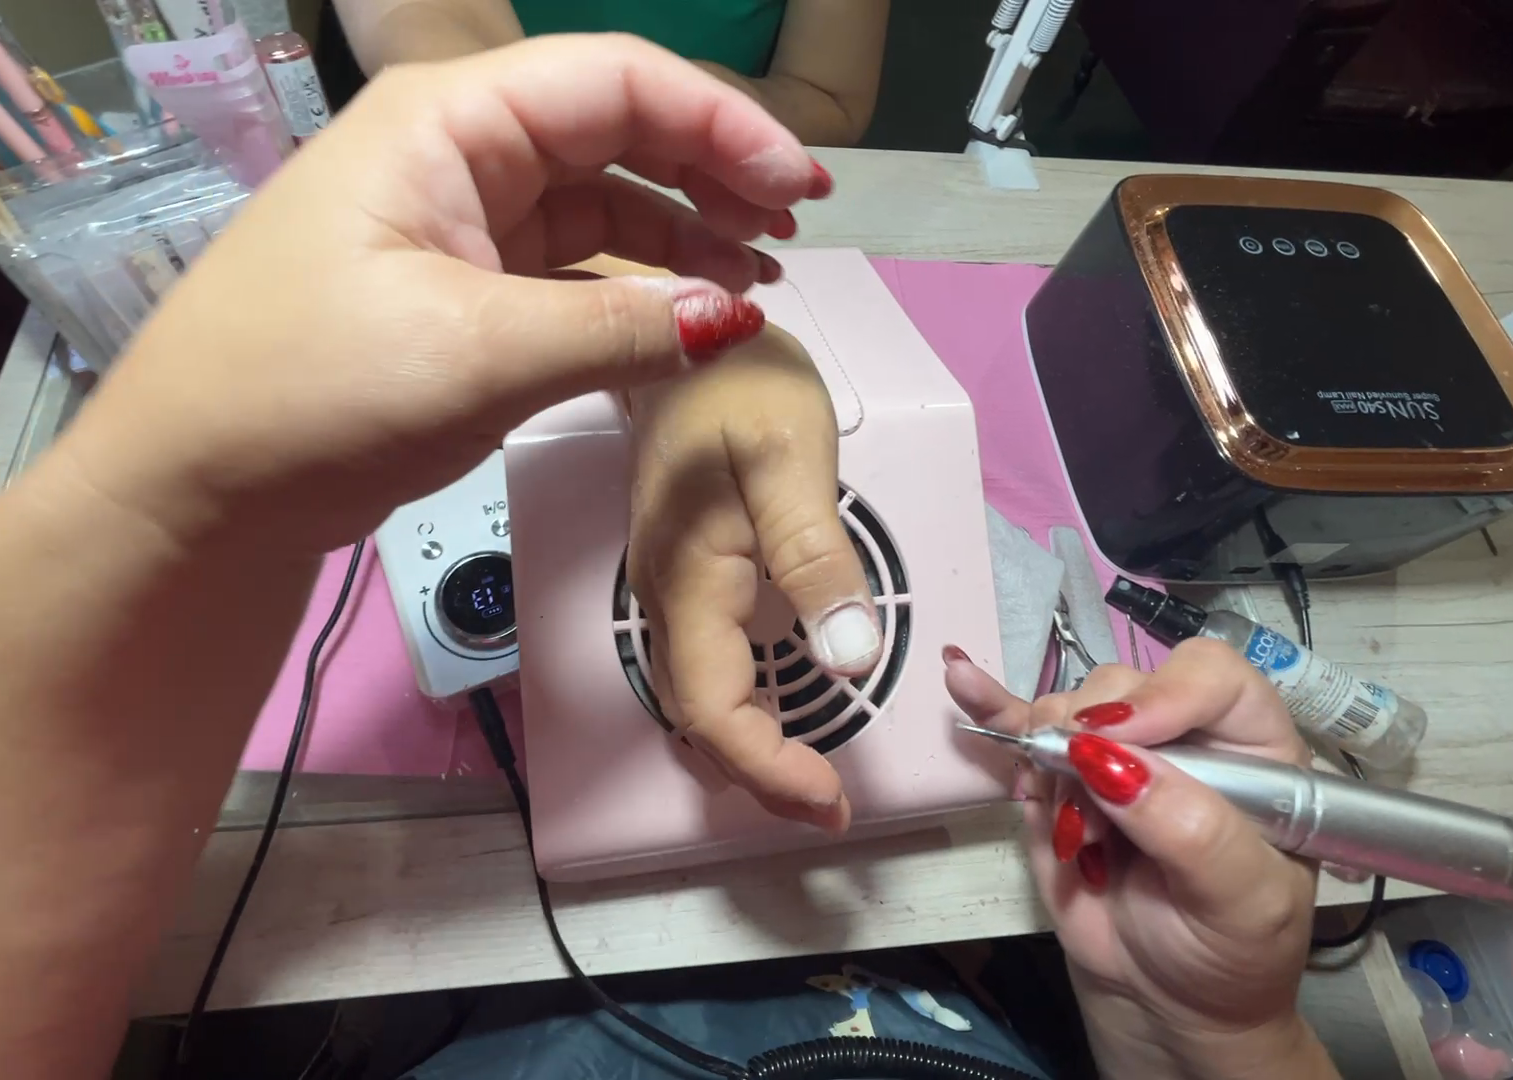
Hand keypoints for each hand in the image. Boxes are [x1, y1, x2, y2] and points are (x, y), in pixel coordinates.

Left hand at [57, 34, 825, 555]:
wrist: (209, 486)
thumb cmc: (316, 394)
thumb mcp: (481, 352)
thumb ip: (620, 327)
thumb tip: (736, 317)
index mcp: (450, 124)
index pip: (616, 85)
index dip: (722, 128)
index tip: (802, 191)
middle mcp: (462, 157)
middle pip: (618, 137)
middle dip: (713, 175)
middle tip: (793, 231)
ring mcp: (467, 229)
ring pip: (603, 210)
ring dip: (683, 237)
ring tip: (756, 276)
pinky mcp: (471, 295)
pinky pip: (577, 275)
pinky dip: (636, 294)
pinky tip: (682, 319)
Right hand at [626, 324, 874, 831]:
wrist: (685, 343)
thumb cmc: (739, 386)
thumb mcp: (791, 458)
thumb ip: (813, 557)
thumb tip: (845, 660)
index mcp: (688, 578)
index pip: (712, 705)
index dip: (765, 766)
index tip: (828, 800)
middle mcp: (666, 597)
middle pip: (698, 716)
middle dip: (760, 774)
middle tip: (829, 802)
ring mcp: (669, 588)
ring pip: (698, 696)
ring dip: (750, 747)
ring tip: (810, 772)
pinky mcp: (685, 575)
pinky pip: (706, 664)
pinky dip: (742, 706)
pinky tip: (780, 709)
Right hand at [946, 640, 1334, 1077]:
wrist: (1159, 989)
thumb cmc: (1224, 949)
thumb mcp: (1239, 904)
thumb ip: (1190, 830)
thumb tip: (1105, 758)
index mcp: (1247, 752)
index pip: (1212, 679)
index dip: (1164, 692)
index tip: (1120, 738)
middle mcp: (1176, 735)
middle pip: (1121, 687)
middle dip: (1092, 743)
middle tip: (1091, 814)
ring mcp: (1108, 751)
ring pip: (1063, 711)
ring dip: (1051, 763)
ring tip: (1073, 835)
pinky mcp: (1053, 771)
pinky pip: (1016, 723)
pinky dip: (987, 703)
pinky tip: (961, 678)